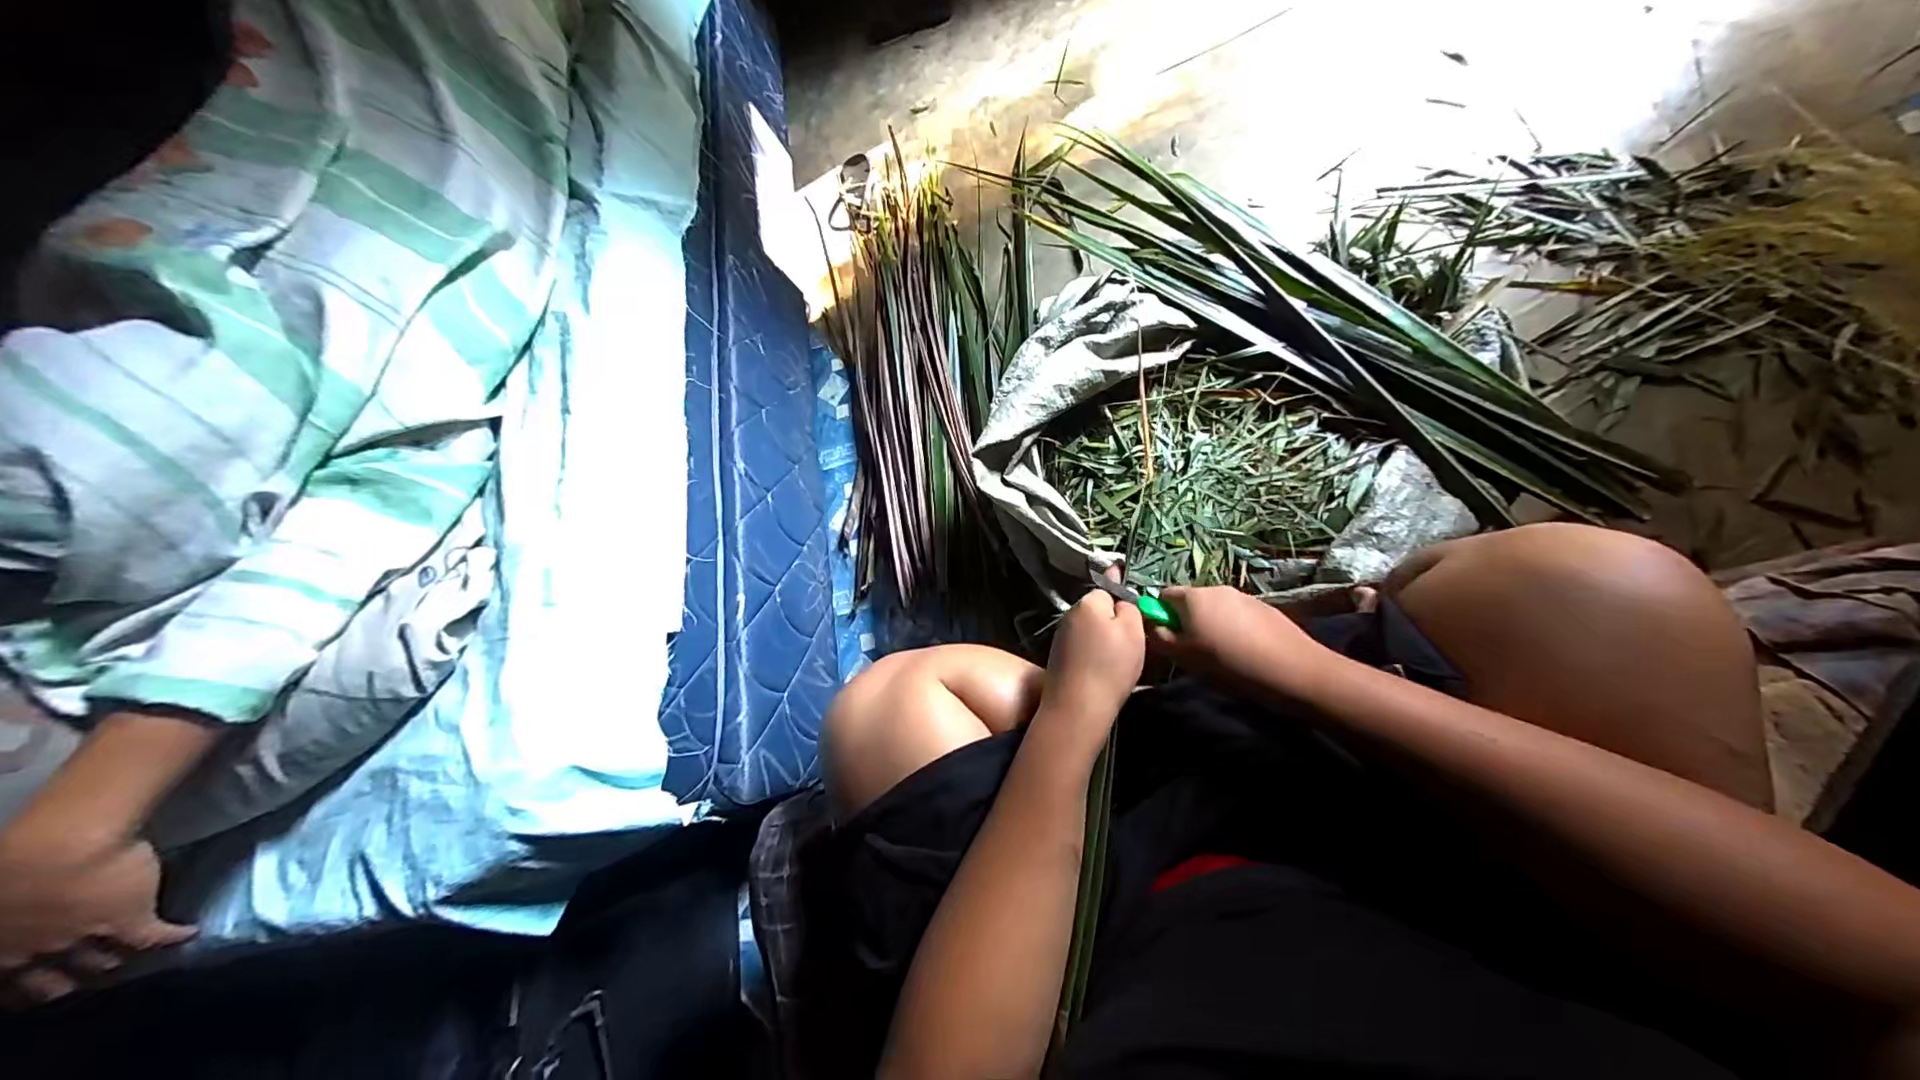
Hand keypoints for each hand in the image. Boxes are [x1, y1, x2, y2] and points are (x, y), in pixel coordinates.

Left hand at [0, 825, 195, 1003]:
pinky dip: (171, 937)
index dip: (17, 980)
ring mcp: (86, 936)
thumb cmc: (17, 862)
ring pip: (95, 960)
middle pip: (45, 973)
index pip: (6, 974)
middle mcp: (35, 947)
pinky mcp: (130, 921)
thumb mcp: (1, 882)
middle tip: (71, 982)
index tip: (26, 977)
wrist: (63, 844)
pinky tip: (187, 933)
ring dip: (108, 961)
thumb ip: (10, 906)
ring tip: (123, 960)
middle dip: (57, 980)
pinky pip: (153, 935)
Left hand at [1042, 582, 1146, 729]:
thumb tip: (1120, 601)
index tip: (1134, 617)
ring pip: (1089, 630)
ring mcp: (1060, 636)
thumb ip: (1129, 607)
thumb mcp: (1133, 630)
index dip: (1122, 602)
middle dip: (1112, 622)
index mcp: (1088, 602)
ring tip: (1117, 662)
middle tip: (1130, 644)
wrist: (1078, 706)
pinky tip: (1101, 671)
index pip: (1108, 589)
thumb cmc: (1111, 664)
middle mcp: (1070, 614)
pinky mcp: (1057, 657)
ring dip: (1102, 640)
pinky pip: (1081, 648)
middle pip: (1097, 611)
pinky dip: (1091, 656)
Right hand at [1147, 585, 1335, 698]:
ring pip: (1216, 609)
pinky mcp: (1264, 608)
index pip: (1164, 594)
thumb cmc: (1228, 661)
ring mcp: (1243, 596)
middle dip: (1188, 621)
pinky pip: (1238, 615)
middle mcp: (1216, 588)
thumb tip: (1150, 625)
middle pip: (1191, 601)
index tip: (1170, 638)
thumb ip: (1160, 637)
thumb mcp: (1184, 655)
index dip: (1161, 615)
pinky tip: (1245, 651)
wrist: (1291, 669)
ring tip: (1223, 654)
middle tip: (1195, 650)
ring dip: (1212, 626)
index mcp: (1193, 596)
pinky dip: (1234, 629)